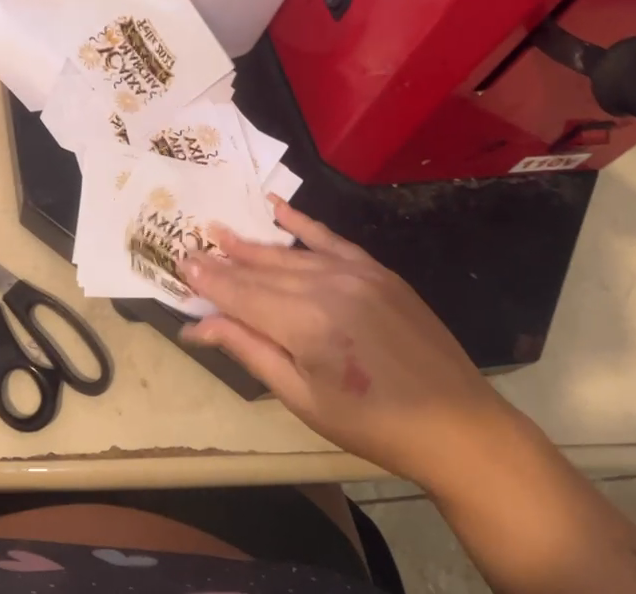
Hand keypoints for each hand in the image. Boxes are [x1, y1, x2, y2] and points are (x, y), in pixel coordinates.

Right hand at [180, 199, 519, 492]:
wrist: (458, 426)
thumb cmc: (372, 425)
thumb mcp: (302, 398)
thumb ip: (249, 351)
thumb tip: (198, 326)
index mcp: (305, 324)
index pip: (240, 294)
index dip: (207, 280)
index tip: (177, 262)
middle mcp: (327, 287)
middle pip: (261, 270)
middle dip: (223, 261)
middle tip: (191, 247)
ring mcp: (356, 274)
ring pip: (290, 255)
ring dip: (252, 245)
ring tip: (219, 231)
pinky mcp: (379, 272)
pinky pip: (332, 240)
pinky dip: (303, 224)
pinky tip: (278, 209)